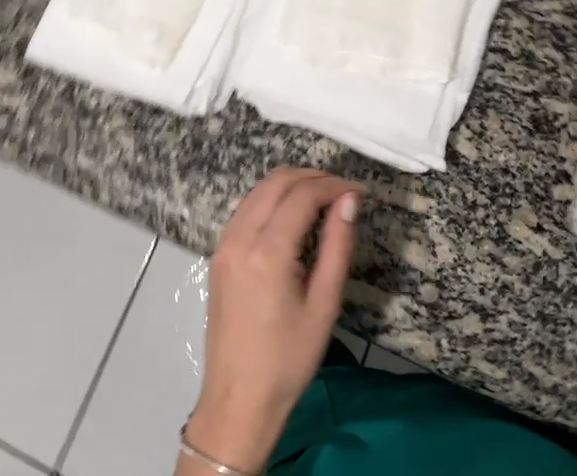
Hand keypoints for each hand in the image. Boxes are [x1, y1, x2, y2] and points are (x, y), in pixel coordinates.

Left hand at [185, 169, 361, 473]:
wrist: (239, 399)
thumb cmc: (289, 358)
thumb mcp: (324, 304)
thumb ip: (337, 246)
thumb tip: (350, 201)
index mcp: (267, 252)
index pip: (302, 195)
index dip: (333, 186)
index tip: (358, 192)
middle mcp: (239, 238)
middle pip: (276, 182)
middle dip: (311, 178)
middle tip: (343, 192)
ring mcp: (223, 245)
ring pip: (257, 192)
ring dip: (289, 186)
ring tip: (322, 201)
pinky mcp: (217, 256)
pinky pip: (244, 210)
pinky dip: (270, 202)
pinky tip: (292, 218)